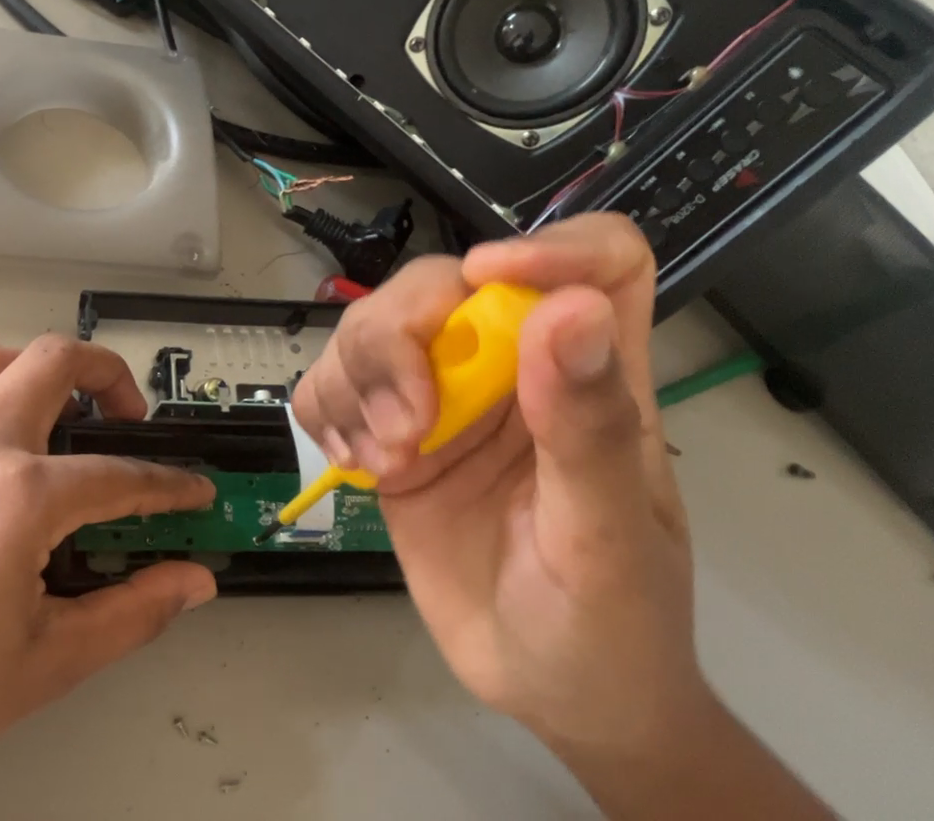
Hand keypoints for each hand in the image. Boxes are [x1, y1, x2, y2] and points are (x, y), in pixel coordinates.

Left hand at [0, 337, 216, 820]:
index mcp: (17, 498)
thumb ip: (134, 610)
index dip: (170, 485)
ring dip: (40, 372)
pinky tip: (9, 459)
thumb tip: (190, 581)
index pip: (119, 475)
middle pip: (52, 362)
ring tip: (69, 421)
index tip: (194, 492)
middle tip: (133, 420)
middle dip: (110, 376)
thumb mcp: (49, 661)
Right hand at [292, 214, 700, 752]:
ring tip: (384, 460)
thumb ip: (591, 427)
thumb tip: (570, 309)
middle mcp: (509, 368)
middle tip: (404, 425)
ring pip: (367, 327)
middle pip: (438, 283)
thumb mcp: (606, 536)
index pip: (597, 259)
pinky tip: (355, 465)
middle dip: (399, 336)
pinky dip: (323, 414)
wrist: (547, 688)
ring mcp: (439, 400)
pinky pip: (327, 385)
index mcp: (592, 373)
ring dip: (355, 383)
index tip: (486, 281)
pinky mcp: (384, 435)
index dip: (551, 246)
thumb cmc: (610, 622)